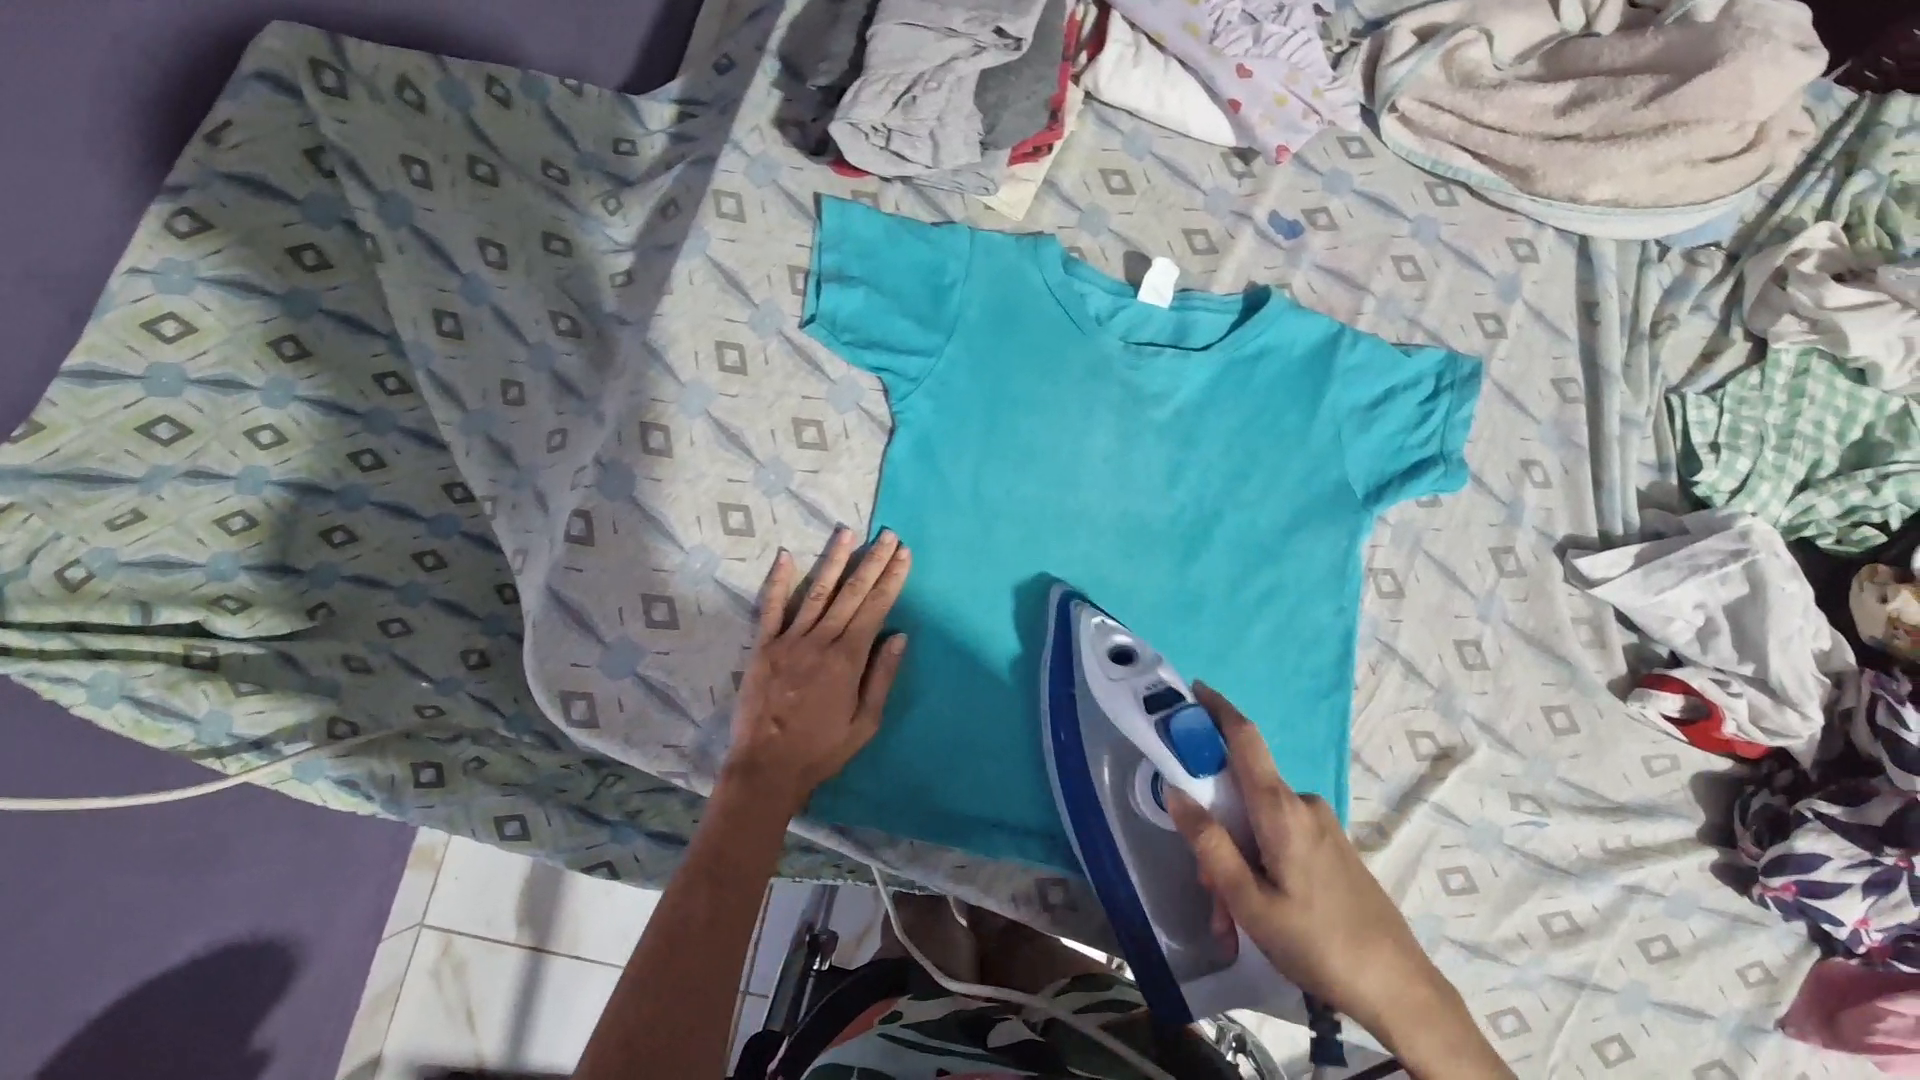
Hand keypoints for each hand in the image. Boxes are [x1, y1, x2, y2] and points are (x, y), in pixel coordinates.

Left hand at [722, 527, 911, 813]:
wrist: (767, 767)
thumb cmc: (822, 750)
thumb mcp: (865, 723)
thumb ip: (881, 677)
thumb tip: (899, 637)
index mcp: (847, 659)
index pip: (875, 608)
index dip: (891, 579)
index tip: (903, 554)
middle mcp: (820, 641)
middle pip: (851, 593)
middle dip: (872, 562)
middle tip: (887, 535)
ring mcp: (789, 640)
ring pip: (816, 592)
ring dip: (833, 560)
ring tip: (847, 532)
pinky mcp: (763, 647)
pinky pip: (771, 607)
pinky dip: (778, 580)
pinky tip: (785, 556)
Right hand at [1166, 684, 1511, 1079]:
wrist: (1398, 988)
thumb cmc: (1316, 943)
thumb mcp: (1248, 901)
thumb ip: (1209, 844)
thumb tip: (1175, 791)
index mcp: (1281, 810)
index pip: (1245, 740)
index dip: (1218, 710)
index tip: (1193, 690)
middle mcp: (1303, 805)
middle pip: (1241, 795)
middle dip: (1214, 832)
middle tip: (1207, 893)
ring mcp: (1322, 826)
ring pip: (1257, 826)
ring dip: (1235, 864)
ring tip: (1233, 924)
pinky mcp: (1332, 848)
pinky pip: (1279, 841)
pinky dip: (1258, 869)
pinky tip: (1258, 918)